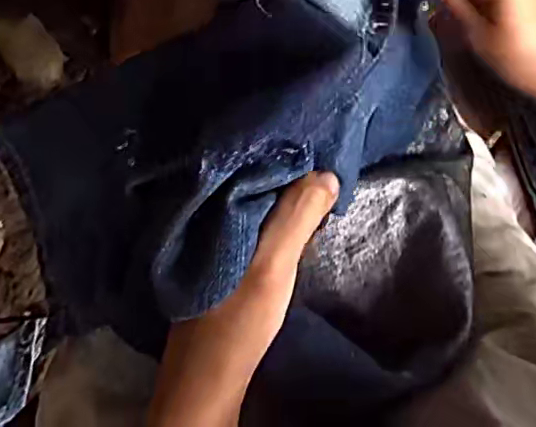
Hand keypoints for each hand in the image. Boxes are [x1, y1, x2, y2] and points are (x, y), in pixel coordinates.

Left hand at [149, 172, 337, 426]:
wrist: (204, 389)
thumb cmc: (237, 319)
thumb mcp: (273, 264)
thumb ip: (298, 216)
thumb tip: (328, 172)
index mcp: (216, 206)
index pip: (258, 162)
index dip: (293, 154)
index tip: (326, 146)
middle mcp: (211, 216)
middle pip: (260, 181)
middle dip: (295, 174)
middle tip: (332, 172)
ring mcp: (216, 241)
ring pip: (261, 204)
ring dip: (290, 198)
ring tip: (322, 192)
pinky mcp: (224, 262)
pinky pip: (258, 224)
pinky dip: (280, 219)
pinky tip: (299, 226)